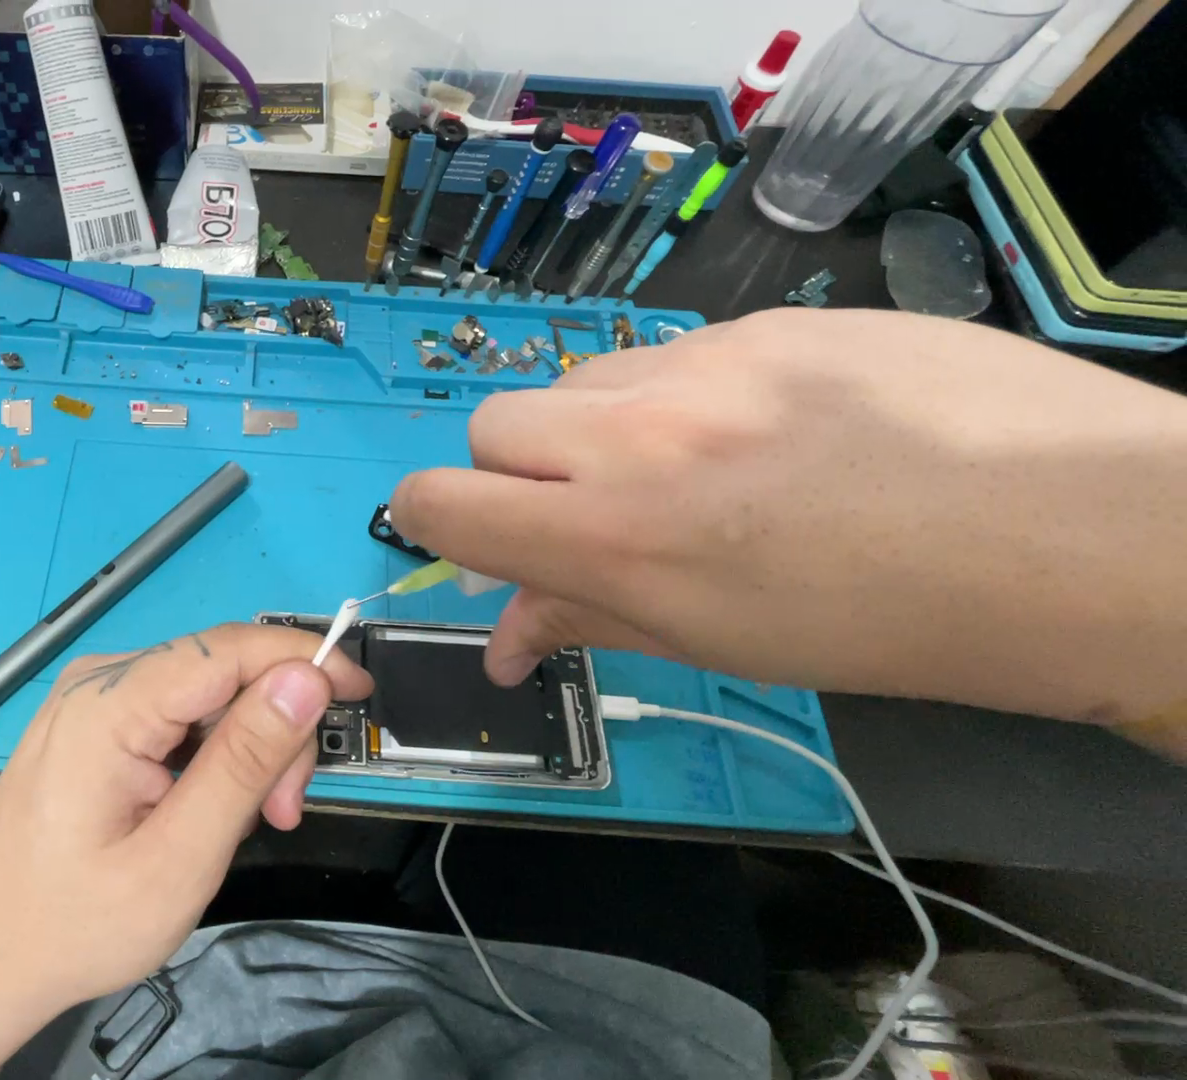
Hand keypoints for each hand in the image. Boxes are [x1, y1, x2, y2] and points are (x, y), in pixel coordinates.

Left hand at [0, 624, 371, 1012]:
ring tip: (251, 821)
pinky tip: (212, 807)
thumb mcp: (178, 858)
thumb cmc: (77, 923)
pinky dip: (214, 754)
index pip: (227, 649)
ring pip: (207, 693)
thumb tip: (306, 679)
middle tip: (285, 811)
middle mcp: (98, 681)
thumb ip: (243, 762)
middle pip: (220, 670)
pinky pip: (179, 713)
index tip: (360, 691)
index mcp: (106, 706)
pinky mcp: (98, 719)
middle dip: (271, 730)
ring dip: (247, 749)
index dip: (302, 658)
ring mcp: (94, 698)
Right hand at [392, 308, 1186, 726]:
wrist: (1079, 535)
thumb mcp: (705, 642)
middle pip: (491, 424)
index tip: (460, 535)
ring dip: (591, 431)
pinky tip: (756, 430)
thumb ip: (579, 623)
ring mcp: (702, 363)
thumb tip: (500, 644)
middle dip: (511, 472)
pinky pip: (667, 357)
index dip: (425, 518)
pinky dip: (672, 398)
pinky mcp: (765, 321)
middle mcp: (635, 433)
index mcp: (611, 532)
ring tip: (681, 468)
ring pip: (577, 384)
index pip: (439, 500)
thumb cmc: (874, 622)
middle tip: (581, 509)